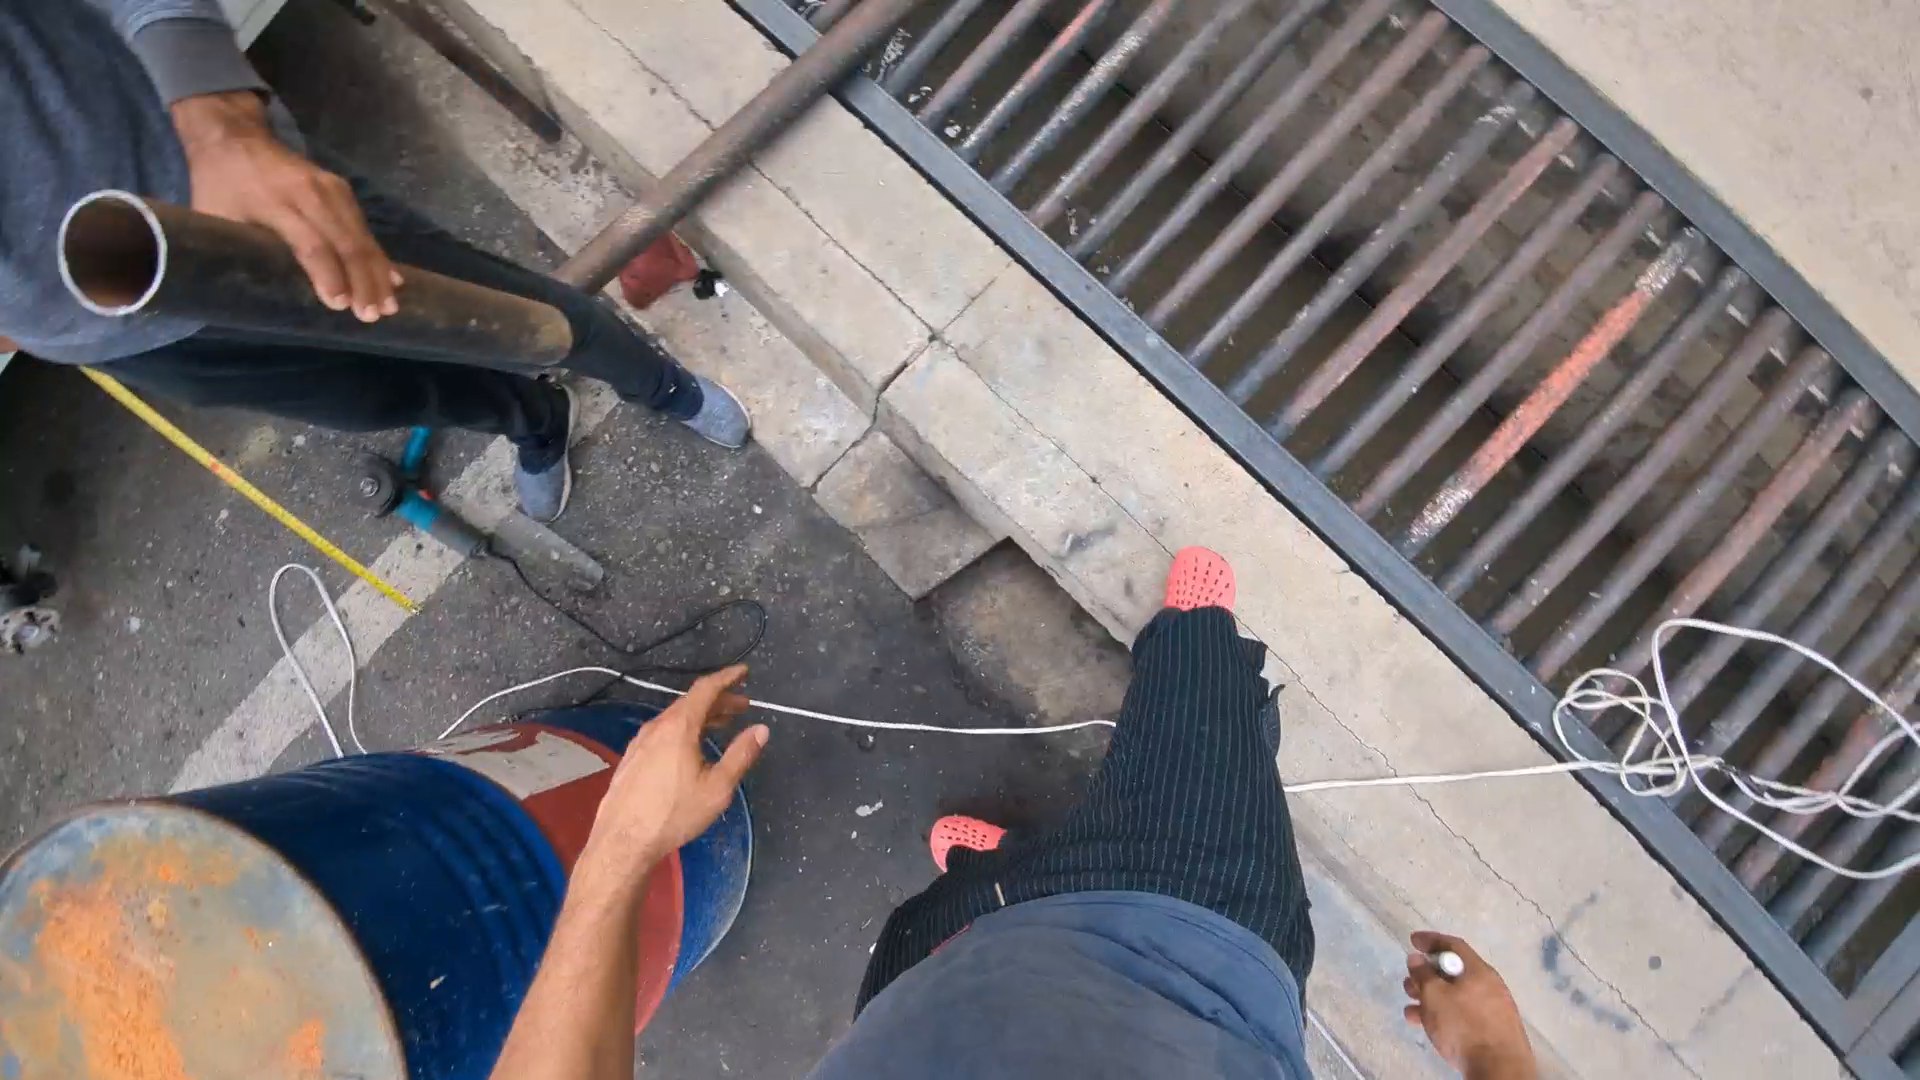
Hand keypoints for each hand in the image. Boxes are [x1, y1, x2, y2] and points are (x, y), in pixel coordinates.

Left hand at [169, 91, 399, 321]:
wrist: (233, 135)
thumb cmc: (219, 184)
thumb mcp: (216, 214)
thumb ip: (243, 248)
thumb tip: (265, 294)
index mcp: (270, 200)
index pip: (310, 245)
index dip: (328, 277)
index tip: (339, 305)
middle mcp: (308, 194)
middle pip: (347, 246)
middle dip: (363, 284)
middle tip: (371, 315)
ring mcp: (333, 191)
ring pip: (363, 241)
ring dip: (378, 276)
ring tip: (388, 307)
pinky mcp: (345, 192)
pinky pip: (366, 232)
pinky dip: (381, 259)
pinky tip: (392, 282)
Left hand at [580, 666, 767, 885]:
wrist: (621, 843)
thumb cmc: (673, 814)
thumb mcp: (717, 788)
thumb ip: (741, 755)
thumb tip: (761, 730)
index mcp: (679, 727)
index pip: (705, 689)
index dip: (727, 677)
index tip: (744, 672)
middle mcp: (657, 727)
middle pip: (691, 702)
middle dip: (720, 700)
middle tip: (743, 706)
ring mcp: (640, 742)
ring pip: (676, 717)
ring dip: (703, 715)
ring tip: (722, 724)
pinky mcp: (632, 758)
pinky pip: (664, 731)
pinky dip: (685, 728)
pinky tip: (691, 746)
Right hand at [1403, 932, 1535, 1079]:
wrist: (1500, 1072)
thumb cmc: (1464, 1026)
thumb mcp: (1434, 994)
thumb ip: (1422, 973)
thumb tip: (1417, 959)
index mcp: (1480, 972)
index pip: (1454, 945)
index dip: (1431, 940)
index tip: (1412, 941)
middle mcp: (1490, 987)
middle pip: (1454, 972)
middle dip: (1427, 975)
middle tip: (1409, 981)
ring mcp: (1494, 1012)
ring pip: (1456, 995)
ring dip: (1430, 997)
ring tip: (1412, 1007)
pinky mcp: (1493, 1032)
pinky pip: (1463, 1014)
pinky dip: (1443, 1014)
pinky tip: (1424, 1023)